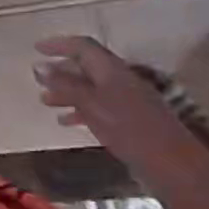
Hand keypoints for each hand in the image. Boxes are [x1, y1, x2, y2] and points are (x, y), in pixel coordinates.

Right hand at [34, 36, 198, 169]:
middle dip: (60, 69)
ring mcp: (125, 101)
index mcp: (112, 71)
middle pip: (87, 66)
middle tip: (36, 77)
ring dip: (66, 91)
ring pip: (89, 88)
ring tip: (44, 100)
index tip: (36, 48)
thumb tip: (39, 66)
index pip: (83, 47)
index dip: (59, 44)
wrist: (171, 164)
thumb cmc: (129, 129)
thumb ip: (65, 85)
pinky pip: (97, 107)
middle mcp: (119, 81)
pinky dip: (78, 110)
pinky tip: (65, 121)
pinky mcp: (127, 121)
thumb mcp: (91, 103)